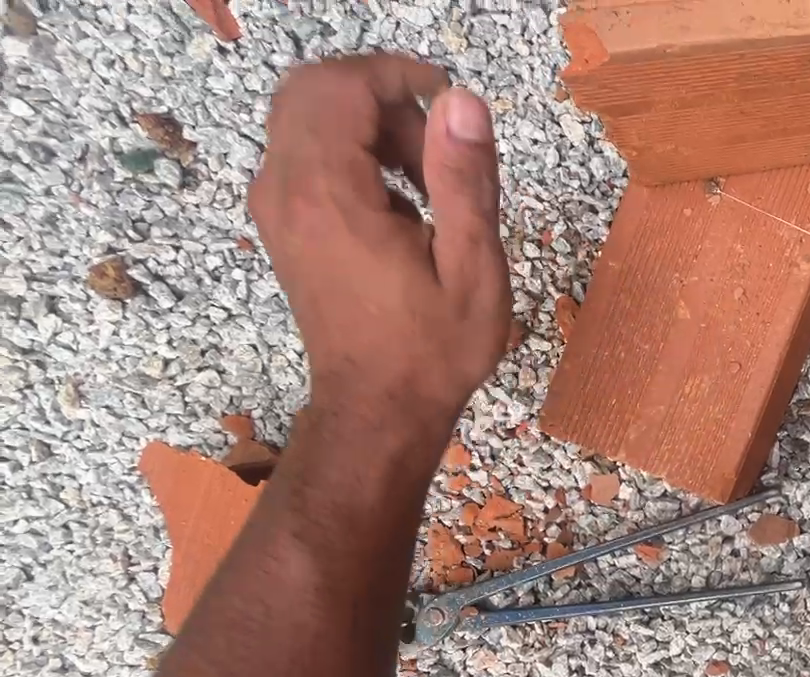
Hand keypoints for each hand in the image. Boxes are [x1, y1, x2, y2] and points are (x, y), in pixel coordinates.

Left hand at [249, 55, 510, 433]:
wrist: (381, 405)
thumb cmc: (437, 347)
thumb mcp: (473, 268)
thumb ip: (465, 182)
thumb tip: (463, 103)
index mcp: (331, 192)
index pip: (343, 86)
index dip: (399, 77)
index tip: (454, 103)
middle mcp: (284, 186)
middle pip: (317, 92)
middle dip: (386, 102)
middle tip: (445, 155)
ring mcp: (276, 205)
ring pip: (309, 121)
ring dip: (373, 131)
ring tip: (433, 189)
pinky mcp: (283, 223)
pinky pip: (307, 156)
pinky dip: (356, 157)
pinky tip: (404, 208)